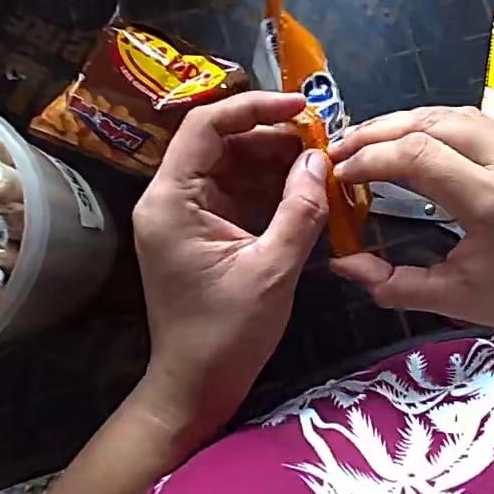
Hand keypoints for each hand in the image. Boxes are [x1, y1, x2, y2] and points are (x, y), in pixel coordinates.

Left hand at [130, 91, 328, 444]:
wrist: (196, 386)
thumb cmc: (227, 334)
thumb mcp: (273, 270)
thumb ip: (300, 210)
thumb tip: (320, 160)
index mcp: (172, 201)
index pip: (206, 127)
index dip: (254, 107)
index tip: (300, 107)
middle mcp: (172, 199)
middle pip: (220, 144)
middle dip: (271, 137)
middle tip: (321, 142)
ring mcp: (186, 216)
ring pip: (231, 166)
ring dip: (274, 162)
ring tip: (320, 164)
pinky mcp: (203, 232)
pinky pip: (237, 193)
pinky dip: (269, 188)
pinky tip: (304, 189)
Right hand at [329, 106, 493, 344]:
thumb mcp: (456, 300)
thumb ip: (393, 283)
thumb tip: (341, 262)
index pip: (418, 156)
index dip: (369, 159)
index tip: (337, 176)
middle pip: (429, 123)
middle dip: (375, 133)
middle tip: (338, 151)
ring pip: (448, 113)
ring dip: (400, 123)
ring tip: (362, 142)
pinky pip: (468, 119)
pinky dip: (428, 123)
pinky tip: (405, 139)